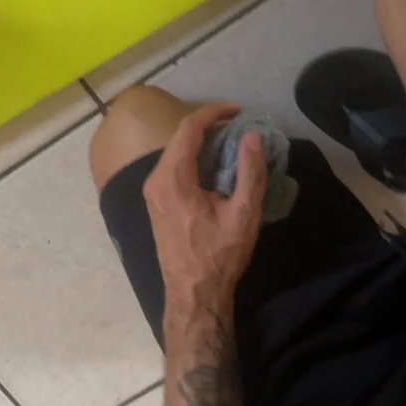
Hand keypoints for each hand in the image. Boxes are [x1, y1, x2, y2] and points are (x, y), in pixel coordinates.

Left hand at [143, 103, 267, 310]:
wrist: (193, 295)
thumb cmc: (219, 256)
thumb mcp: (243, 214)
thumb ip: (250, 172)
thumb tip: (252, 136)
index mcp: (173, 179)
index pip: (190, 129)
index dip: (214, 112)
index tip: (238, 110)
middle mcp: (156, 180)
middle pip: (181, 137)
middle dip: (210, 125)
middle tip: (240, 126)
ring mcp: (153, 192)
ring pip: (176, 151)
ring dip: (203, 141)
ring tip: (232, 142)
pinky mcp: (157, 201)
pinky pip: (173, 166)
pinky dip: (195, 157)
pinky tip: (216, 164)